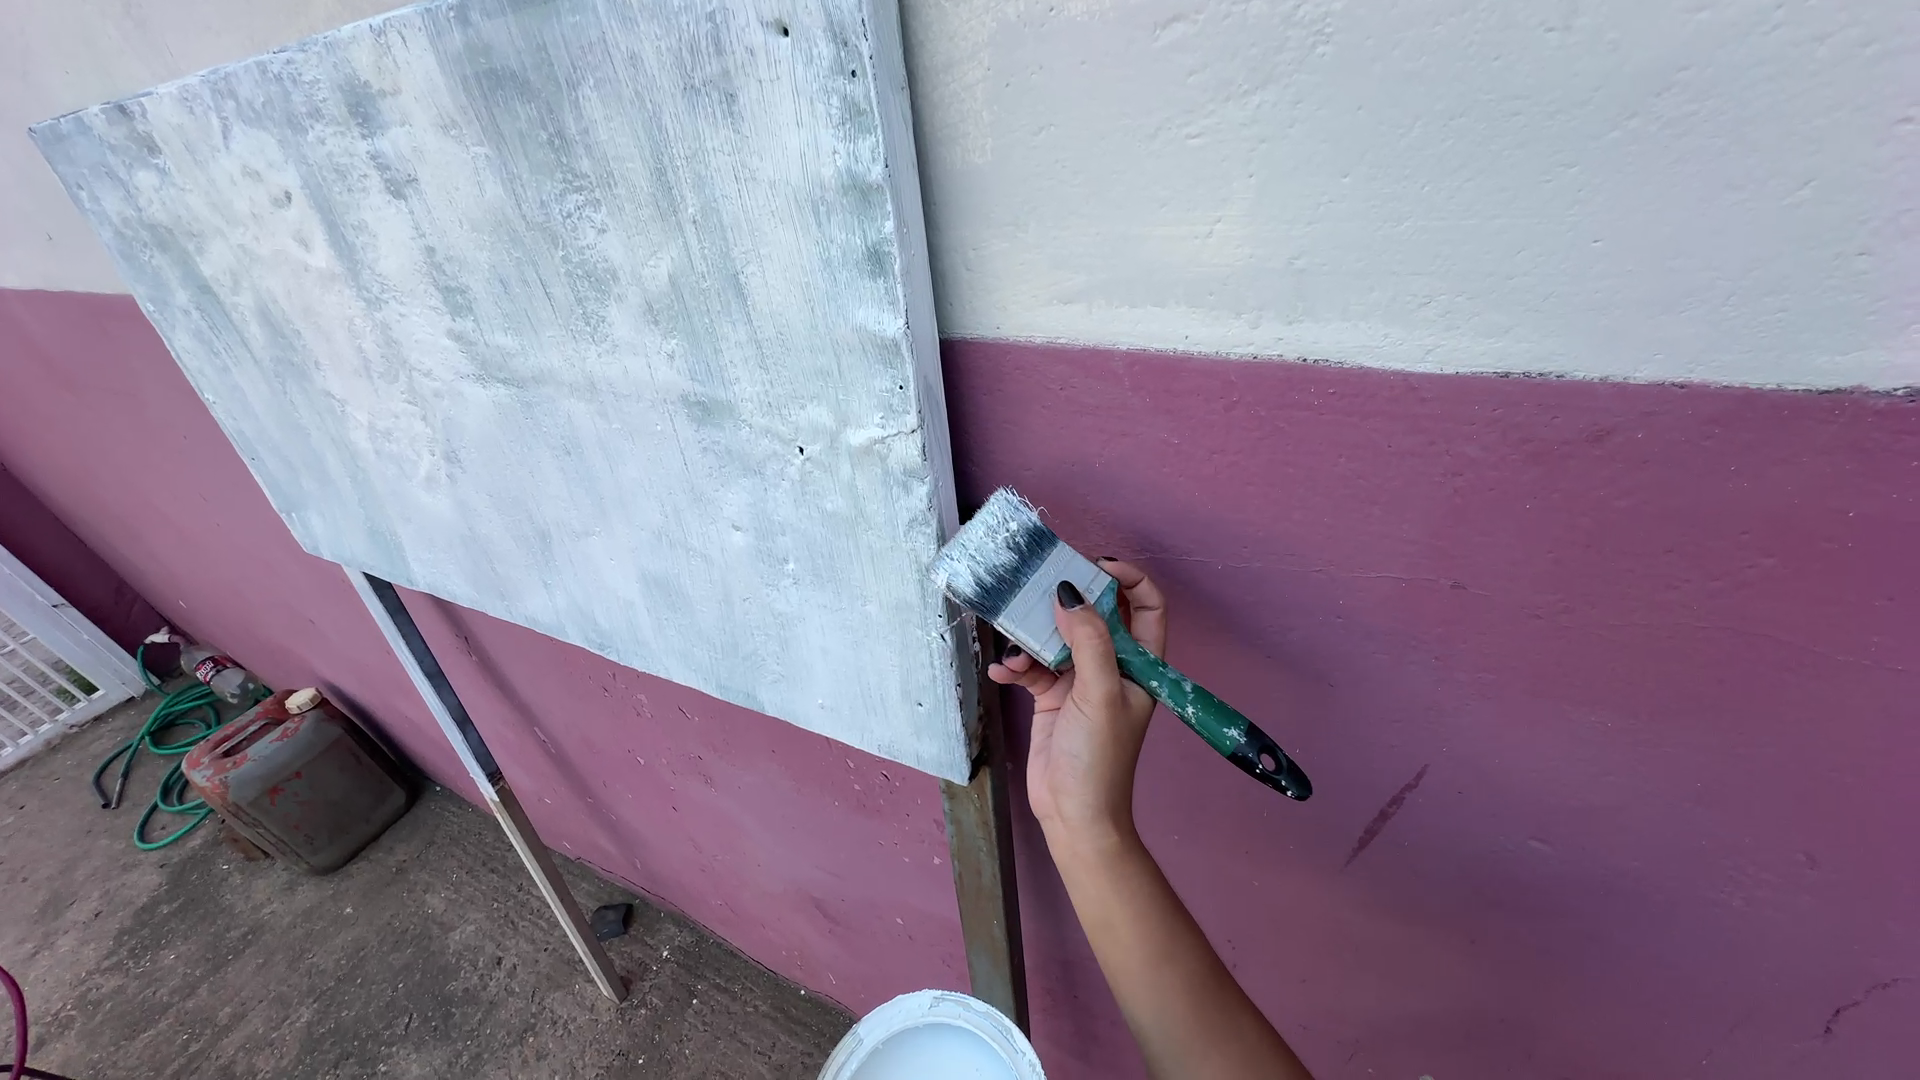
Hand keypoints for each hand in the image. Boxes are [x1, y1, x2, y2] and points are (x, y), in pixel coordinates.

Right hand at [988, 558, 1166, 846]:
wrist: (1072, 815)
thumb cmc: (1099, 758)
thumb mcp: (1100, 694)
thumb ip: (1089, 641)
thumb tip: (1071, 593)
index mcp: (1141, 665)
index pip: (1147, 607)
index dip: (1130, 580)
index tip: (1097, 565)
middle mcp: (1113, 667)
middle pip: (1095, 615)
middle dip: (1070, 600)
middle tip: (1042, 586)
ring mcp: (1080, 680)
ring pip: (1058, 638)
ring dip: (1033, 637)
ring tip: (1014, 646)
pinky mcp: (1051, 695)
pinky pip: (1032, 665)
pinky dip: (1017, 665)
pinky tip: (1004, 671)